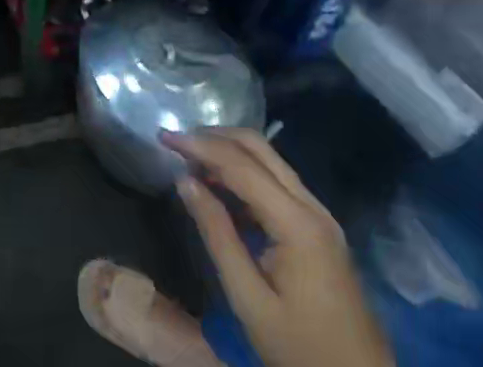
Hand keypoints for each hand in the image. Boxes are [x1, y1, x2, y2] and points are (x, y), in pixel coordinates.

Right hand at [165, 130, 393, 366]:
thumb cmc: (301, 346)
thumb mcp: (247, 296)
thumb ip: (216, 233)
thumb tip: (184, 180)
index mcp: (297, 224)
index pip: (240, 165)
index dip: (198, 145)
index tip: (162, 137)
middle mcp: (313, 209)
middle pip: (260, 149)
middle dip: (214, 136)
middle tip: (175, 141)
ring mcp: (320, 218)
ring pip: (270, 161)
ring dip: (228, 151)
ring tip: (188, 161)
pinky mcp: (319, 229)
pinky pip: (277, 182)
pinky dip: (243, 172)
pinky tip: (218, 186)